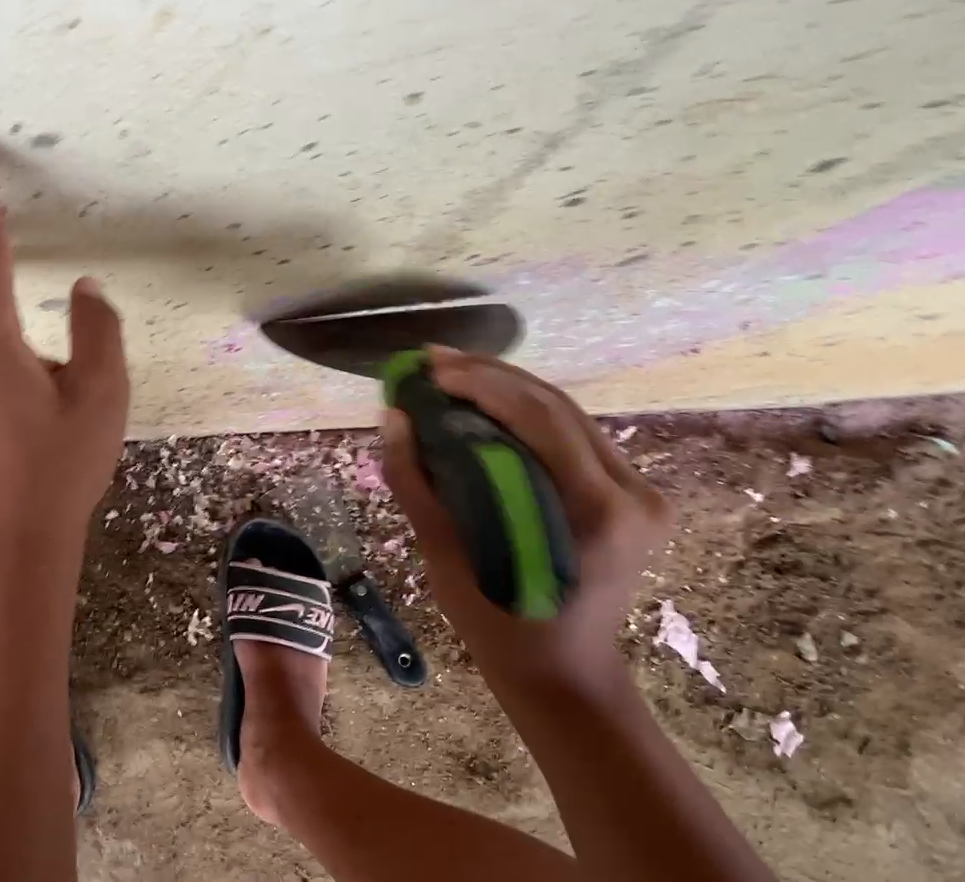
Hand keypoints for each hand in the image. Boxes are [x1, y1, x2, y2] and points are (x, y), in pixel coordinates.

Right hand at [379, 347, 673, 688]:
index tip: (428, 368)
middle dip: (490, 375)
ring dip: (506, 388)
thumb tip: (392, 416)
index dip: (481, 382)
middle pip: (558, 407)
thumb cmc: (498, 623)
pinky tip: (483, 403)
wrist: (561, 672)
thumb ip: (416, 481)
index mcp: (598, 509)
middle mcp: (633, 493)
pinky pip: (571, 437)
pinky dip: (523, 413)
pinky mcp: (631, 497)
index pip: (540, 418)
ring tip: (450, 372)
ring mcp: (640, 493)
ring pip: (568, 416)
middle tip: (432, 360)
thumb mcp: (445, 552)